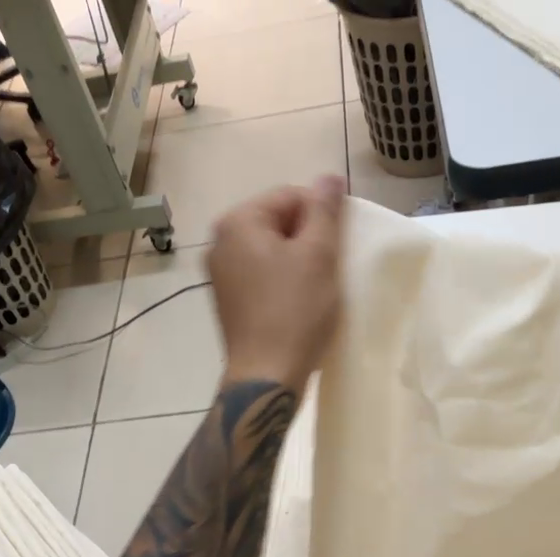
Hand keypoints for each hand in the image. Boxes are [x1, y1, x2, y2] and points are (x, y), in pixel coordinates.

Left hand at [207, 177, 346, 389]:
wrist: (266, 377)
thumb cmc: (295, 312)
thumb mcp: (319, 255)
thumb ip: (325, 211)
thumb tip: (329, 177)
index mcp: (238, 222)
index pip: (290, 197)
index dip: (321, 216)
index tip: (339, 246)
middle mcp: (219, 242)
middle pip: (278, 223)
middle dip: (307, 240)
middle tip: (330, 270)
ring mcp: (219, 275)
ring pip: (271, 253)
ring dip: (298, 263)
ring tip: (316, 290)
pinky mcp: (227, 303)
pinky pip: (261, 278)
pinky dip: (282, 284)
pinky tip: (298, 306)